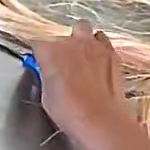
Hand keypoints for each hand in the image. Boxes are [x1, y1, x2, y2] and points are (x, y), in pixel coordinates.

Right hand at [32, 22, 137, 142]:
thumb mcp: (46, 94)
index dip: (36, 52)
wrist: (102, 121)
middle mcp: (71, 43)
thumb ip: (46, 75)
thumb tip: (48, 71)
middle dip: (58, 45)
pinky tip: (96, 59)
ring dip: (79, 38)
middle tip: (59, 61)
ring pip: (82, 28)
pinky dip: (98, 46)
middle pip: (59, 35)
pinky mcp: (112, 53)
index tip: (38, 60)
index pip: (36, 42)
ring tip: (79, 53)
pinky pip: (102, 40)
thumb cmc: (69, 111)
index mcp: (50, 51)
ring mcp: (94, 45)